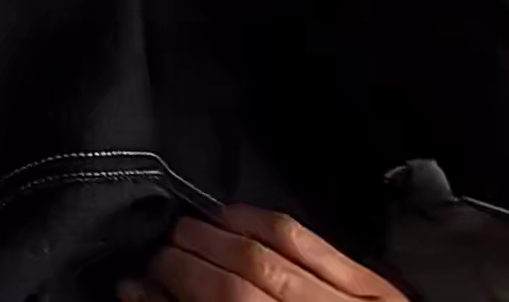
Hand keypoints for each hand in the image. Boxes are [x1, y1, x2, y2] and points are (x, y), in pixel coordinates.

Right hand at [121, 205, 405, 301]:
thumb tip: (138, 292)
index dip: (168, 294)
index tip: (134, 284)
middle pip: (236, 289)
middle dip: (182, 265)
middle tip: (155, 256)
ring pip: (263, 255)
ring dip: (209, 237)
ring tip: (181, 233)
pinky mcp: (375, 288)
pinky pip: (301, 236)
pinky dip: (255, 218)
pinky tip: (227, 214)